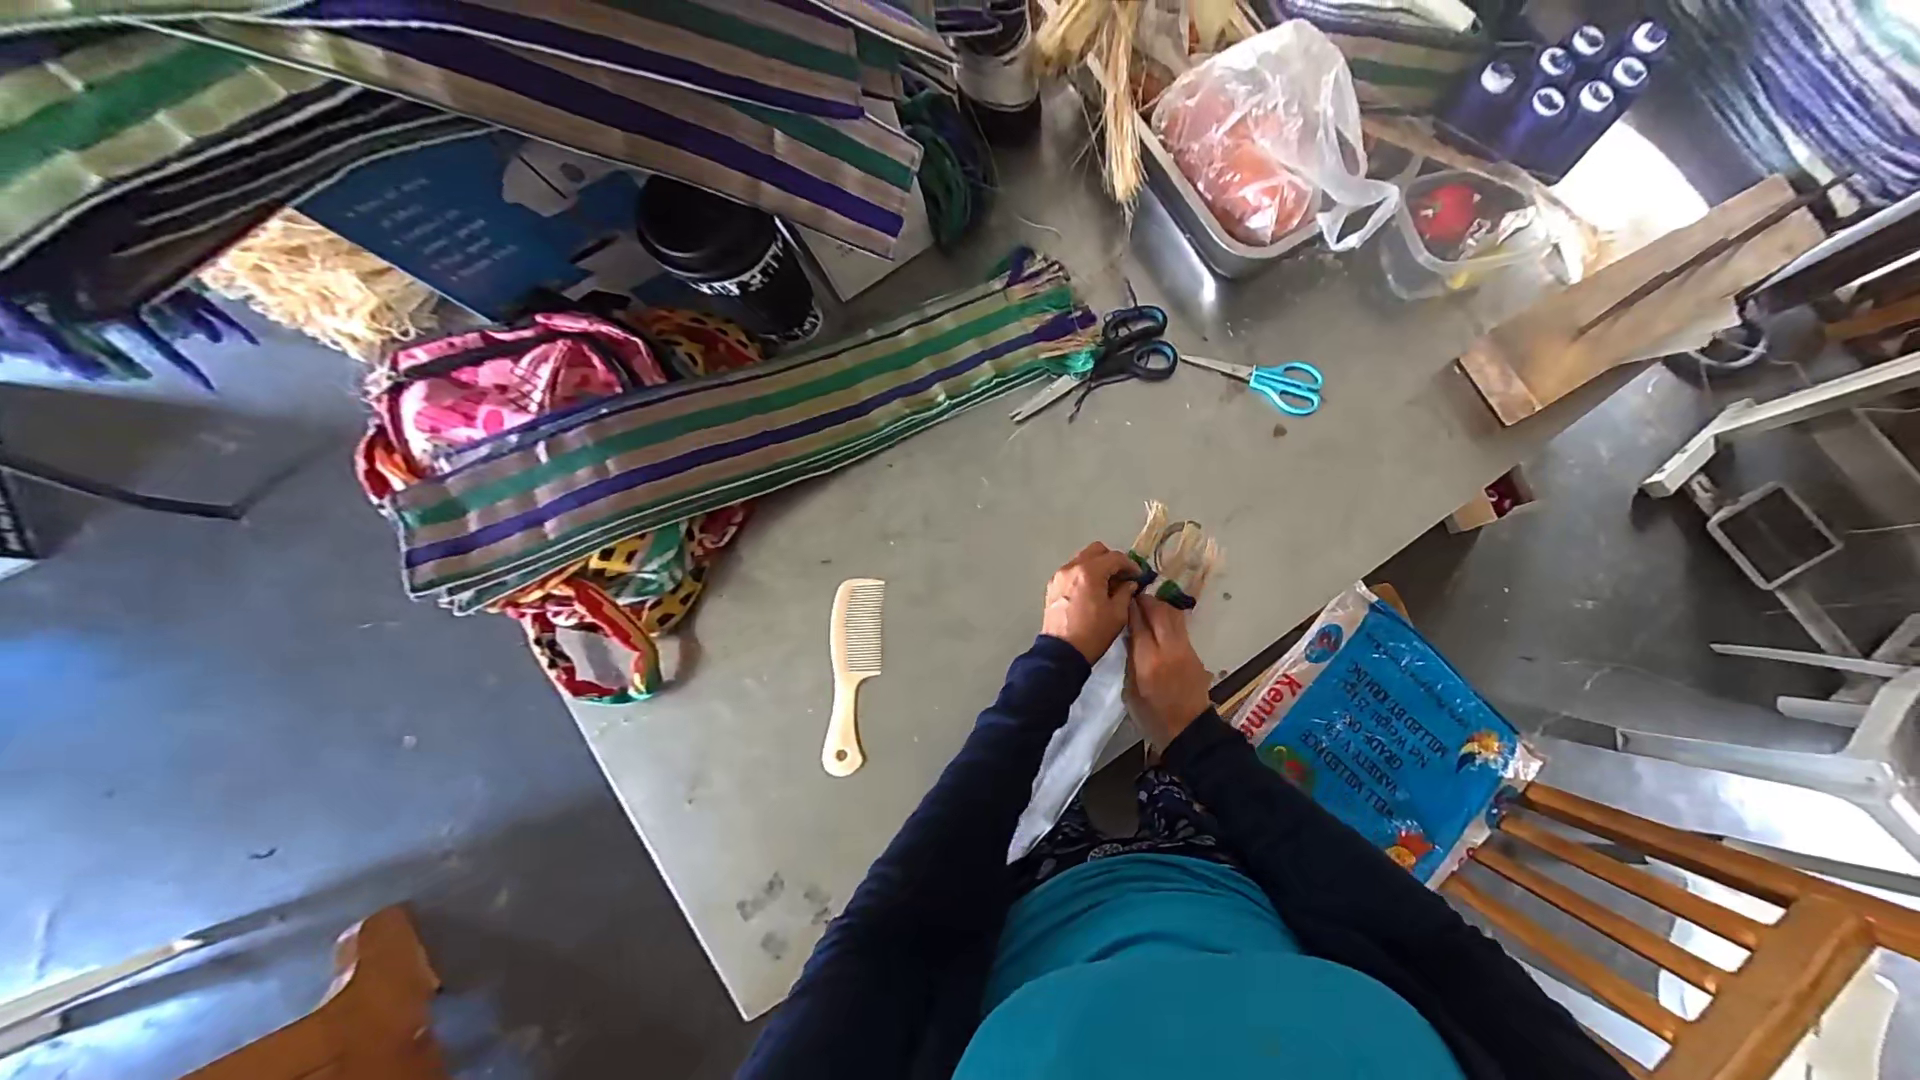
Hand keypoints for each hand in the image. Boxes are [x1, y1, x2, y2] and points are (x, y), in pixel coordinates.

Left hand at [1042, 542, 1141, 662]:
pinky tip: (1091, 590)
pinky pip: (1071, 571)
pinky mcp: (1052, 586)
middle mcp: (1071, 568)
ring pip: (1081, 559)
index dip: (1130, 564)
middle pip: (1096, 551)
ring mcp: (1058, 576)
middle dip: (1112, 560)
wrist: (1061, 652)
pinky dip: (1083, 574)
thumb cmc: (1093, 633)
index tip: (1138, 575)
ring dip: (1096, 566)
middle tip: (1122, 576)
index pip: (1115, 557)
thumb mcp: (1117, 614)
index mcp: (1089, 572)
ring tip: (1107, 584)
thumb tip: (1128, 583)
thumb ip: (1125, 592)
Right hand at [1126, 595, 1212, 747]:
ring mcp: (1185, 649)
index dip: (1130, 608)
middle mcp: (1169, 649)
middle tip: (1134, 599)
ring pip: (1174, 615)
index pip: (1138, 622)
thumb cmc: (1152, 715)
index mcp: (1148, 660)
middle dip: (1146, 601)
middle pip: (1159, 611)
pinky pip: (1180, 627)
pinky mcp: (1194, 653)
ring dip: (1160, 607)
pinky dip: (1169, 619)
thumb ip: (1130, 659)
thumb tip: (1128, 635)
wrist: (1188, 730)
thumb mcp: (1130, 689)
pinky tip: (1159, 625)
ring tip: (1148, 608)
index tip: (1122, 601)